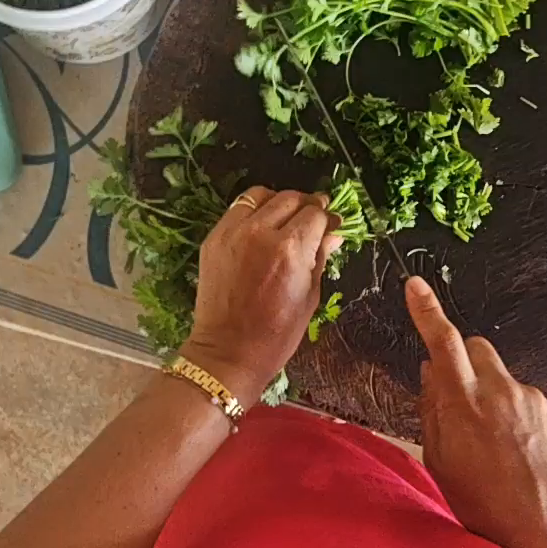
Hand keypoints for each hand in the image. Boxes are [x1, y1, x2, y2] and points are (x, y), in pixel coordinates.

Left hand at [180, 187, 344, 399]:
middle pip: (291, 199)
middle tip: (313, 219)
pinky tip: (261, 227)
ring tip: (286, 218)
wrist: (228, 352)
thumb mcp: (309, 297)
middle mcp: (260, 233)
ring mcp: (232, 233)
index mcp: (290, 250)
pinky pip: (237, 209)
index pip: (315, 214)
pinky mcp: (213, 239)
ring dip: (279, 202)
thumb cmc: (276, 334)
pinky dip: (253, 211)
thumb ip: (320, 257)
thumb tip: (333, 234)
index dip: (327, 218)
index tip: (331, 225)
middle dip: (307, 206)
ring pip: (261, 195)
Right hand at [405, 275, 546, 547]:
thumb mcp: (440, 461)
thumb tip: (430, 372)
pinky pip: (523, 394)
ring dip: (487, 388)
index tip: (415, 286)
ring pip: (499, 373)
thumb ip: (433, 409)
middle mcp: (501, 392)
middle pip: (475, 345)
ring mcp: (531, 398)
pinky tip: (514, 446)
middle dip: (461, 359)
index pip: (442, 344)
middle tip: (456, 394)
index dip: (426, 311)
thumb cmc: (484, 504)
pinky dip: (512, 409)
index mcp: (465, 405)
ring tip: (490, 437)